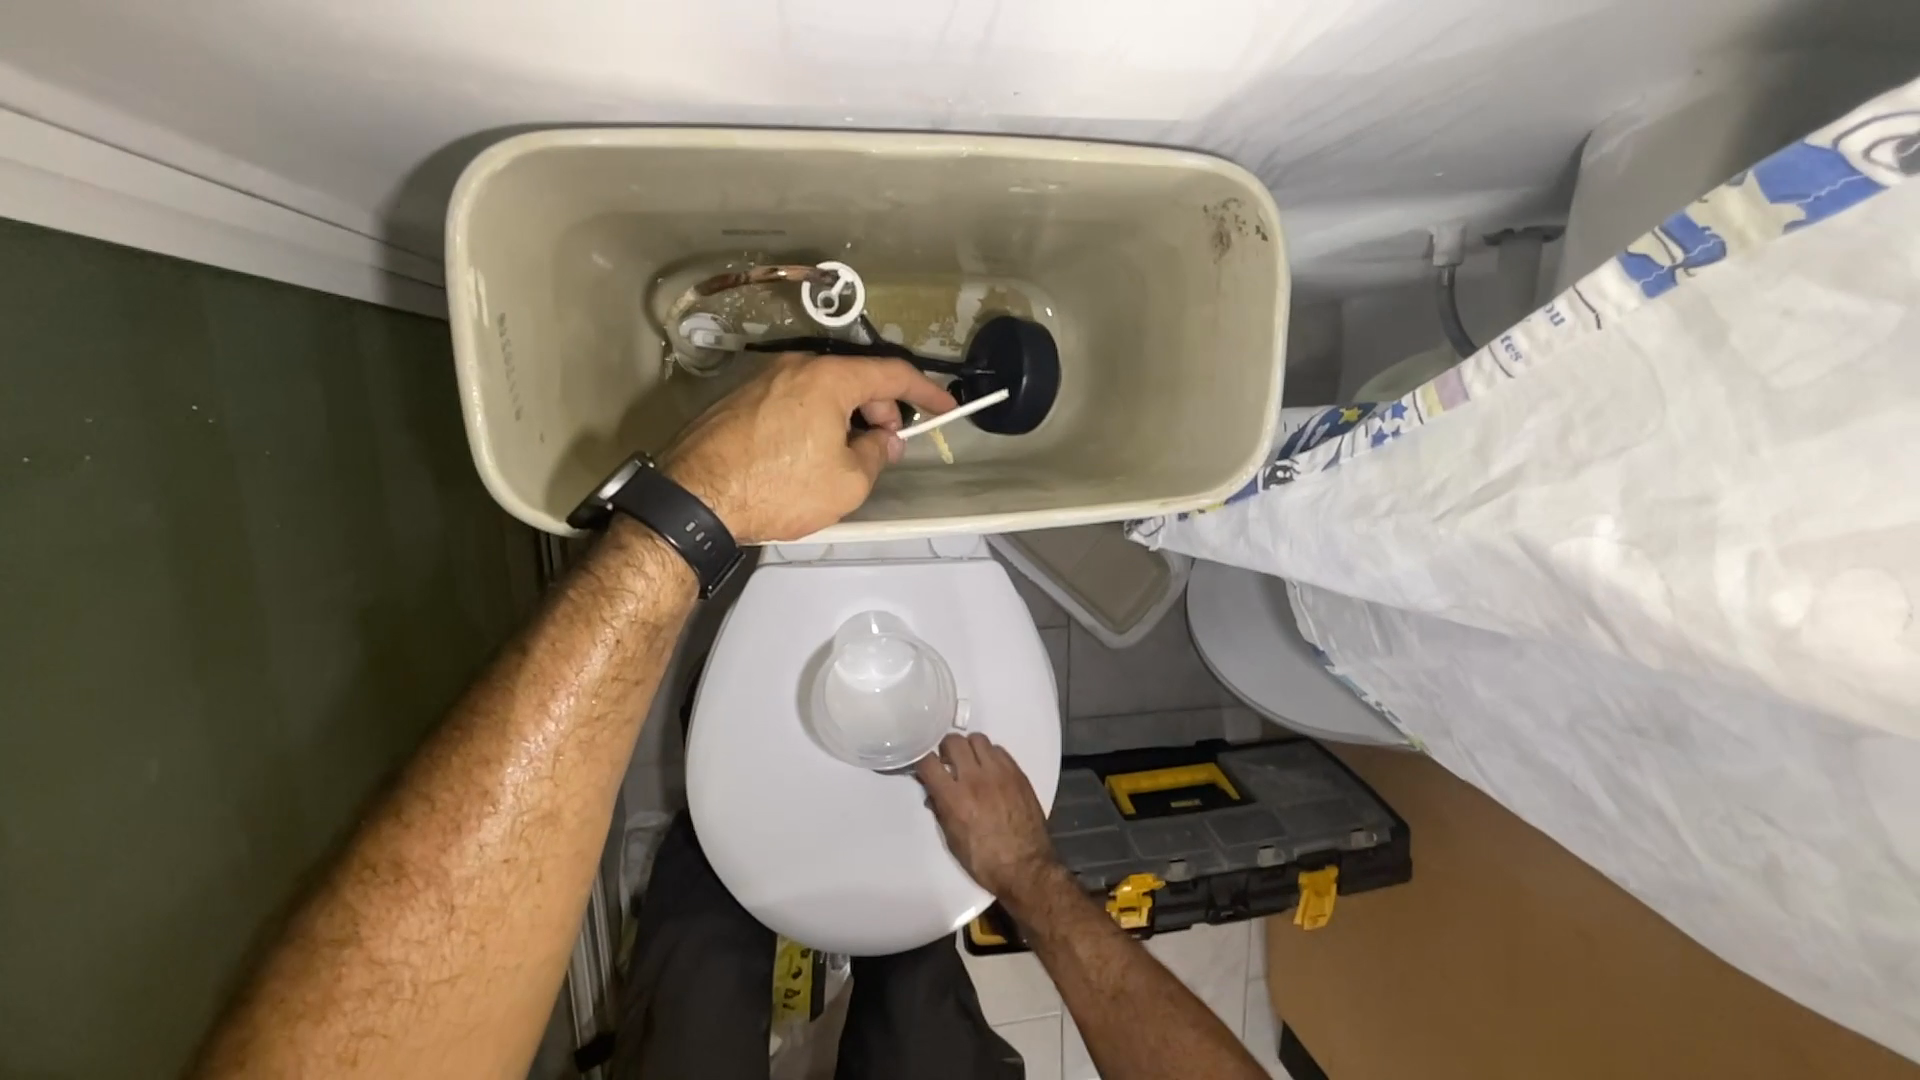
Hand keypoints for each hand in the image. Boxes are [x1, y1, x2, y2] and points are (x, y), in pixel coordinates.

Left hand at [660, 353, 956, 543]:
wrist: (693, 500)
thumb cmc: (778, 489)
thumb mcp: (846, 483)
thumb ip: (875, 454)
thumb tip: (884, 440)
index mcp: (828, 378)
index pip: (892, 373)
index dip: (925, 391)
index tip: (944, 407)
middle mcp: (794, 367)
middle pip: (854, 379)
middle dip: (880, 410)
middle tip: (887, 447)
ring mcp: (761, 380)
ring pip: (821, 390)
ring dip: (846, 417)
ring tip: (848, 456)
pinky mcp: (738, 400)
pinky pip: (792, 401)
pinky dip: (815, 420)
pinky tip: (810, 454)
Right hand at [915, 733, 1058, 897]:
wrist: (1026, 867)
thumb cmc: (985, 861)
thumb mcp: (953, 840)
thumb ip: (941, 810)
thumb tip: (933, 793)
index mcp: (954, 798)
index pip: (928, 762)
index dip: (921, 760)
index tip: (923, 766)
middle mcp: (975, 779)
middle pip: (953, 741)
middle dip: (945, 749)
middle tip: (947, 761)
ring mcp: (999, 773)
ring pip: (978, 739)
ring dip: (969, 748)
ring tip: (970, 762)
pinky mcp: (1018, 773)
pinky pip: (999, 750)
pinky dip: (990, 755)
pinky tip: (990, 769)